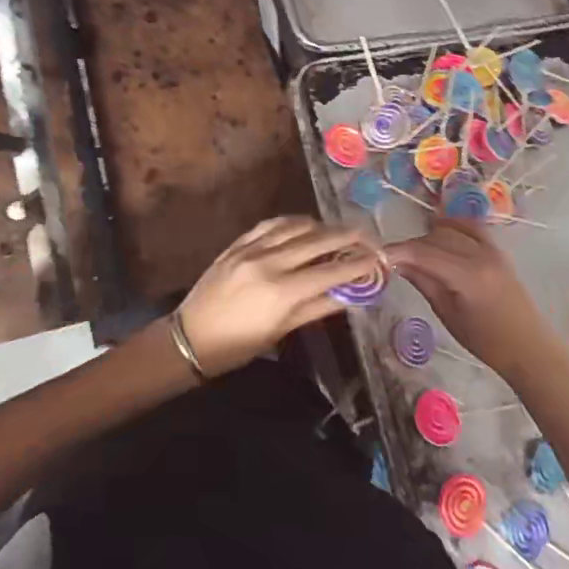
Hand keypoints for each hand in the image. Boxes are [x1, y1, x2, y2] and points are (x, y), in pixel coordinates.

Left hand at [176, 217, 380, 376]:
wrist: (190, 338)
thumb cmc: (238, 345)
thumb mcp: (281, 330)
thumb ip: (317, 308)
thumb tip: (350, 295)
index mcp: (282, 291)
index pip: (330, 271)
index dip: (358, 264)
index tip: (378, 259)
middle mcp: (269, 263)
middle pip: (317, 241)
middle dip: (347, 236)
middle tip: (367, 236)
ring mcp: (250, 250)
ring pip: (294, 227)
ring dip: (321, 226)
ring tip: (338, 230)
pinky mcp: (236, 245)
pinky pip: (269, 225)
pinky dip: (291, 223)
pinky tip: (303, 225)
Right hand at [385, 219, 562, 377]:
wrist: (527, 346)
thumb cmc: (485, 340)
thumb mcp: (447, 314)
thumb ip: (424, 282)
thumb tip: (398, 262)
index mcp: (468, 275)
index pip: (424, 252)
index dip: (397, 251)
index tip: (377, 255)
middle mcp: (482, 255)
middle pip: (436, 236)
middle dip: (412, 245)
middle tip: (394, 261)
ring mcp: (493, 249)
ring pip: (452, 228)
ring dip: (430, 236)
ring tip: (416, 254)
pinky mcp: (498, 250)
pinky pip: (470, 228)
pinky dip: (452, 227)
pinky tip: (438, 234)